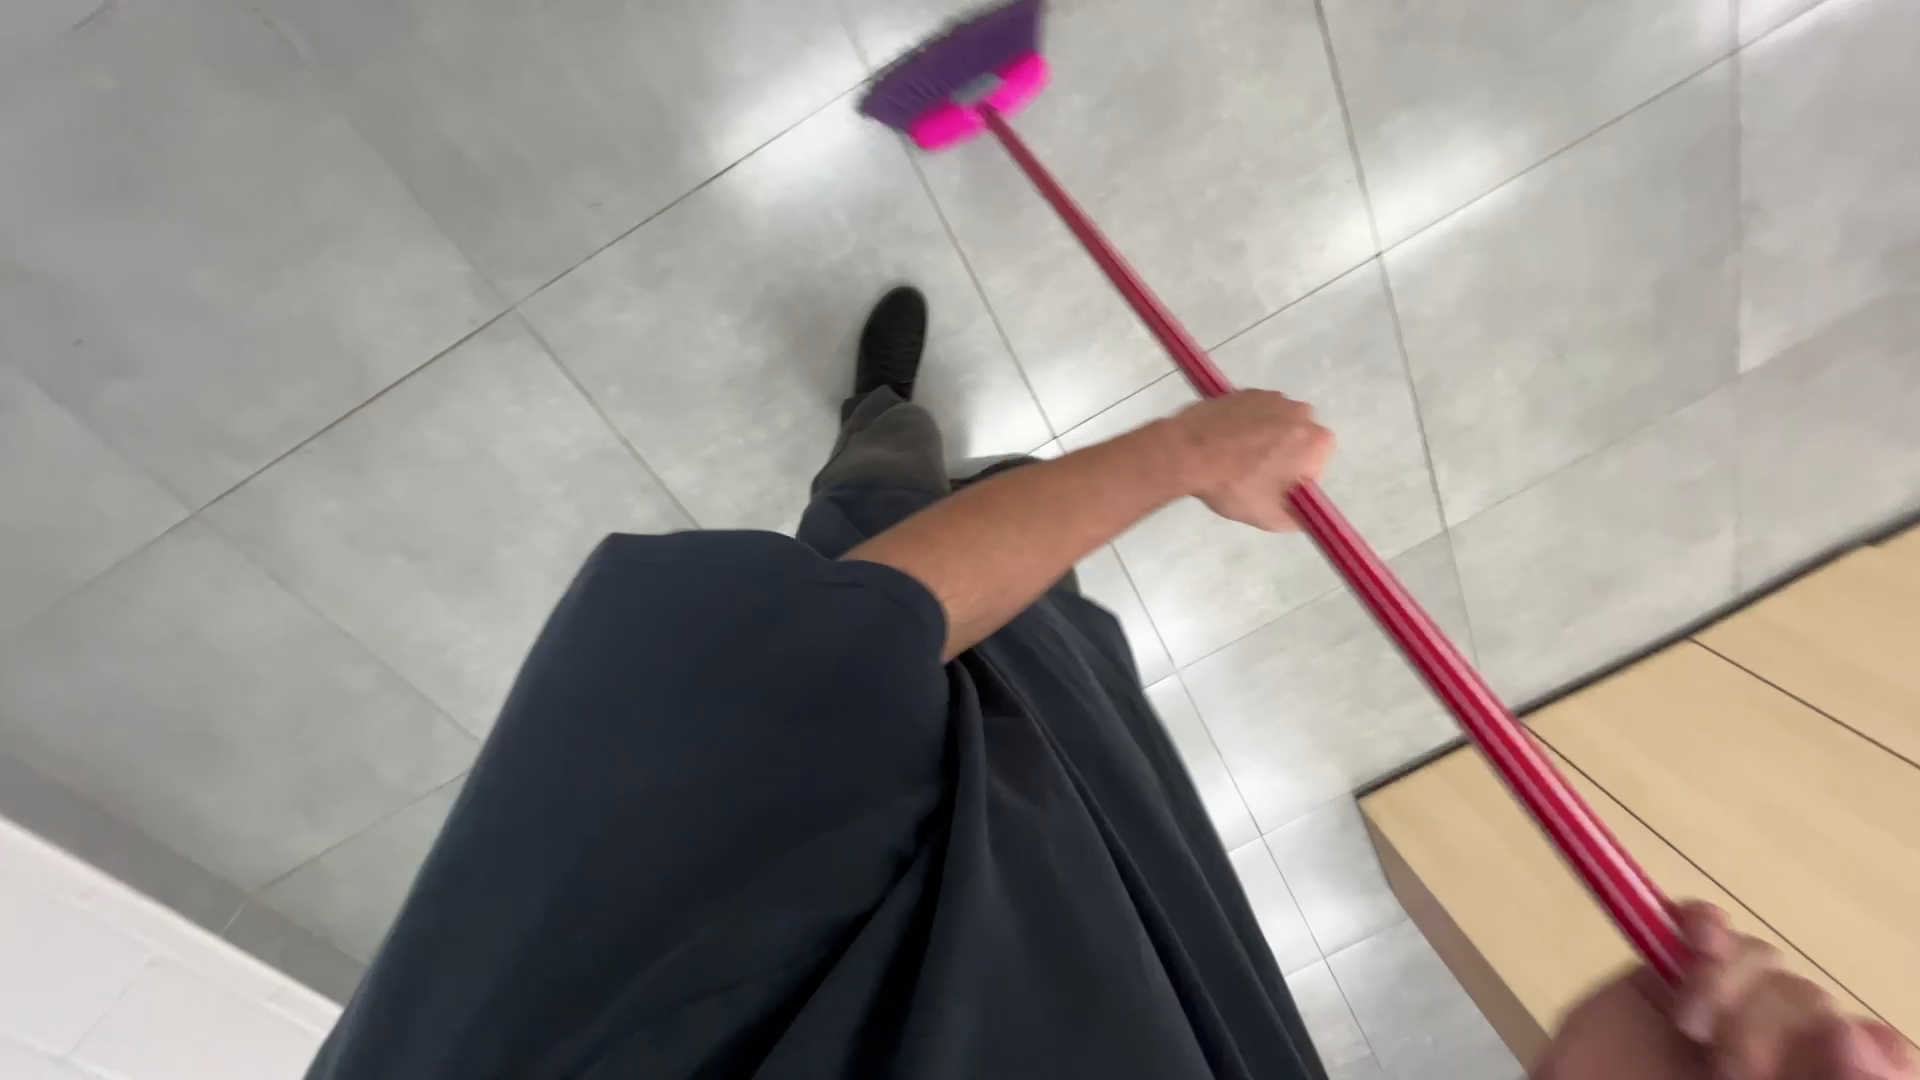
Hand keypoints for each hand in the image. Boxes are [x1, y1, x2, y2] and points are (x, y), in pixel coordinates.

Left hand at [1162, 390, 1333, 530]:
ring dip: (1261, 442)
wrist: (1186, 451)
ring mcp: (1271, 397)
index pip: (1313, 470)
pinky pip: (1252, 414)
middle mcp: (1302, 412)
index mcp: (1318, 441)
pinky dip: (1243, 427)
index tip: (1267, 490)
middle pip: (1297, 444)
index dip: (1291, 484)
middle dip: (1280, 459)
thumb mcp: (1269, 516)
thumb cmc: (1233, 484)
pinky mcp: (1244, 391)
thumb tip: (1304, 516)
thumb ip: (1298, 519)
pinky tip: (1222, 443)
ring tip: (1232, 460)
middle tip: (1249, 476)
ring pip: (1274, 427)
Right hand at [1540, 901, 1912, 1079]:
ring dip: (1725, 989)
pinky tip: (1695, 945)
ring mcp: (1726, 1002)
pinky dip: (1704, 923)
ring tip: (1690, 1031)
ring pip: (1764, 960)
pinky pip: (1704, 921)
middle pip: (1813, 1002)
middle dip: (1768, 1033)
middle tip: (1726, 1071)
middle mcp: (1791, 1044)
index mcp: (1824, 1075)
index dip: (1862, 1053)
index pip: (1886, 1051)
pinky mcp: (1666, 967)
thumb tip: (1856, 1032)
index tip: (1822, 1066)